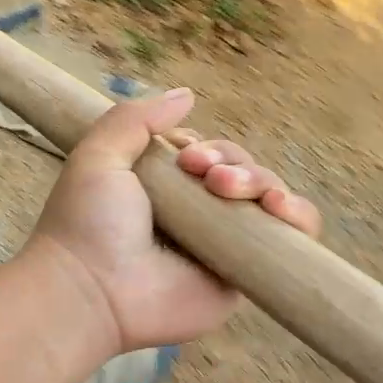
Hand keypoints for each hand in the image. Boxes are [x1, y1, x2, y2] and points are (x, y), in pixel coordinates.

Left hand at [22, 87, 321, 355]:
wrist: (91, 288)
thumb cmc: (86, 222)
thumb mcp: (96, 158)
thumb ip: (132, 121)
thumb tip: (185, 94)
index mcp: (151, 185)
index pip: (201, 151)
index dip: (203, 146)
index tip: (184, 153)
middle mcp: (186, 211)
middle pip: (238, 169)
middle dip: (231, 161)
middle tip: (204, 174)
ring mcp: (217, 240)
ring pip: (267, 196)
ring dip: (260, 180)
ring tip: (228, 189)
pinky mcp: (245, 270)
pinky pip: (290, 237)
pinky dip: (296, 215)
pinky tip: (279, 208)